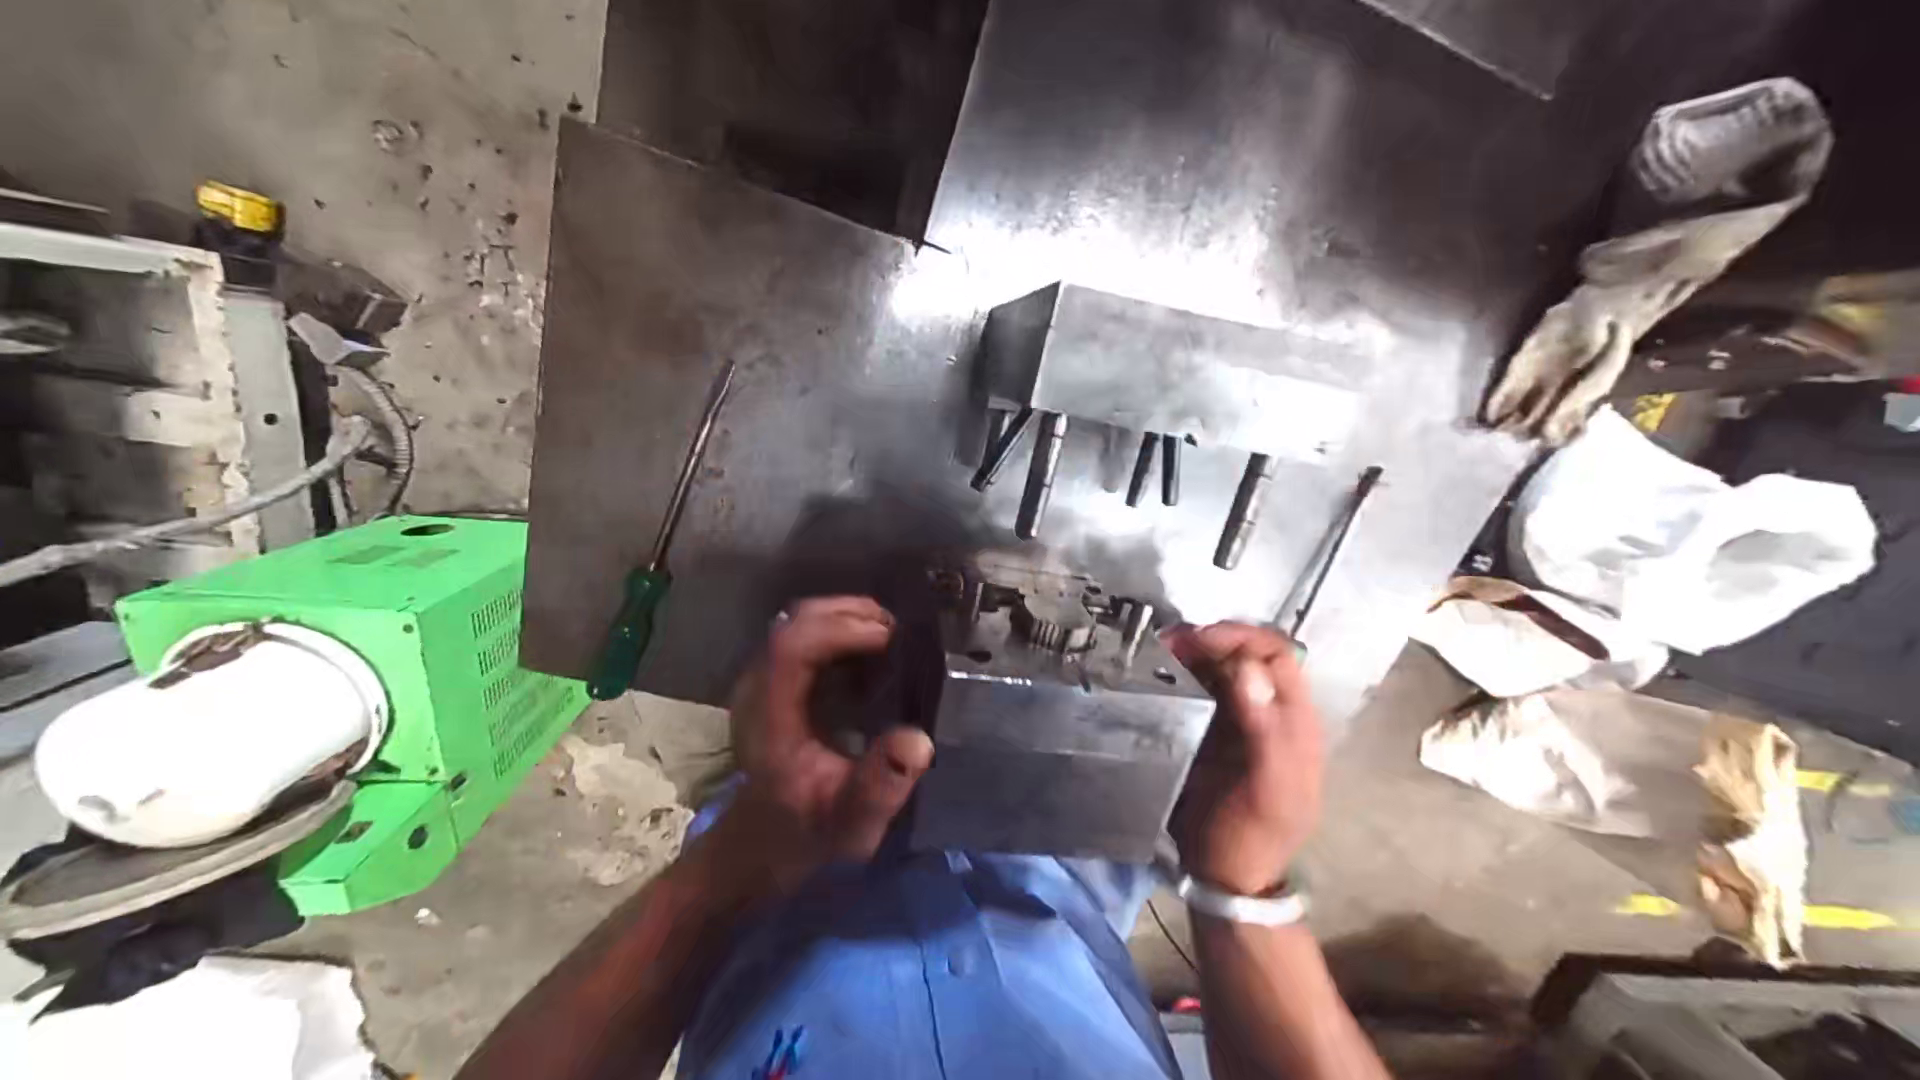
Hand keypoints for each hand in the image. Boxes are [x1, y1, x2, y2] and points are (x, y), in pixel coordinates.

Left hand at [714, 596, 933, 891]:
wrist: (766, 842)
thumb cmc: (809, 830)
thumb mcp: (853, 822)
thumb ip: (882, 785)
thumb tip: (918, 740)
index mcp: (769, 718)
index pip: (791, 648)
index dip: (840, 629)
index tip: (889, 636)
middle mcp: (757, 689)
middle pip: (795, 623)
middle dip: (849, 614)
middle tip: (899, 631)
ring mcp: (761, 682)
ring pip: (799, 623)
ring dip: (845, 618)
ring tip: (890, 637)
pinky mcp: (773, 681)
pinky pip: (804, 636)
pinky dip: (839, 630)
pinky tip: (870, 649)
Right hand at [1165, 622, 1323, 895]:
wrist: (1226, 875)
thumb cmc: (1253, 836)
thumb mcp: (1270, 792)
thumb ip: (1267, 732)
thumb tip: (1248, 670)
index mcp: (1294, 722)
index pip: (1276, 655)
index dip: (1241, 638)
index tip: (1199, 639)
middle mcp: (1269, 710)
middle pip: (1246, 653)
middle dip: (1210, 639)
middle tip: (1169, 643)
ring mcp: (1239, 718)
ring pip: (1220, 665)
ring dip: (1192, 651)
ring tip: (1159, 652)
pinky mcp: (1211, 727)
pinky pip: (1199, 686)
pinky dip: (1180, 671)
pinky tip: (1158, 672)